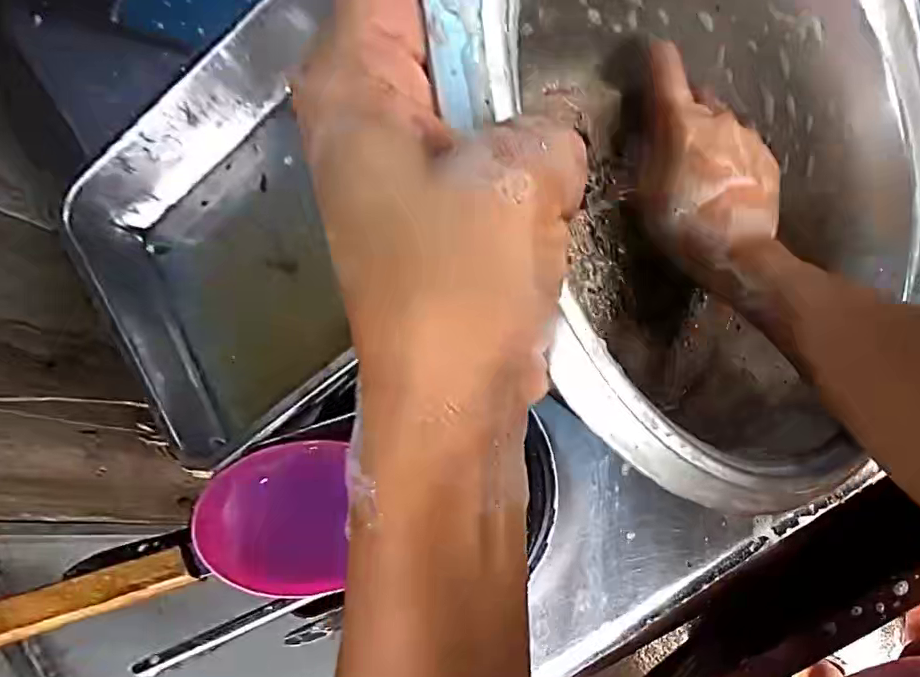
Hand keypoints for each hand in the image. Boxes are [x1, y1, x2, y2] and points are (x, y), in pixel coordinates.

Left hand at [294, 0, 585, 414]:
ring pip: (482, 135)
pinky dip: (528, 202)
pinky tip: (552, 228)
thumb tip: (561, 136)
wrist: (457, 396)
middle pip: (448, 65)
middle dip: (513, 86)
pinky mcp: (443, 239)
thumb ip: (551, 133)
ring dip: (530, 155)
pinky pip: (493, 192)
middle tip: (561, 117)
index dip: (472, 14)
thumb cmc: (465, 284)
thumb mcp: (519, 185)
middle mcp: (369, 129)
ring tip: (560, 186)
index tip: (534, 37)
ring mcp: (406, 189)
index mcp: (357, 90)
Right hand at [638, 40, 781, 299]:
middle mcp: (718, 118)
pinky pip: (749, 148)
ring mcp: (748, 138)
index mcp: (682, 119)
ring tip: (713, 175)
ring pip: (727, 125)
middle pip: (700, 99)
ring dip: (717, 140)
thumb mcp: (647, 196)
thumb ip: (645, 157)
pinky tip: (734, 186)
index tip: (656, 75)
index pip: (666, 65)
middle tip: (684, 149)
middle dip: (691, 116)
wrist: (742, 256)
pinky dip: (739, 159)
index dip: (659, 65)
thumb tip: (646, 139)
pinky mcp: (769, 161)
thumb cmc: (688, 229)